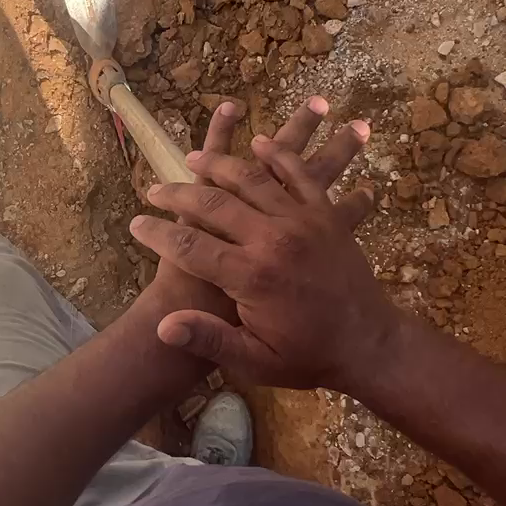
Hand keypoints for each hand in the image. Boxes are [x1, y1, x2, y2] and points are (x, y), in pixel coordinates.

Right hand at [129, 98, 408, 394]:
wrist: (370, 346)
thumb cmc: (307, 357)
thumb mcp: (255, 361)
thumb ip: (209, 340)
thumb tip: (163, 327)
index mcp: (252, 277)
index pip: (189, 245)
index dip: (156, 233)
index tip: (135, 224)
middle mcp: (275, 240)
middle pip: (214, 202)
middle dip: (178, 193)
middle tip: (156, 189)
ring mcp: (303, 221)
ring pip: (253, 178)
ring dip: (220, 165)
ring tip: (194, 159)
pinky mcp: (325, 215)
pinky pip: (299, 174)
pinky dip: (277, 156)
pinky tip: (259, 144)